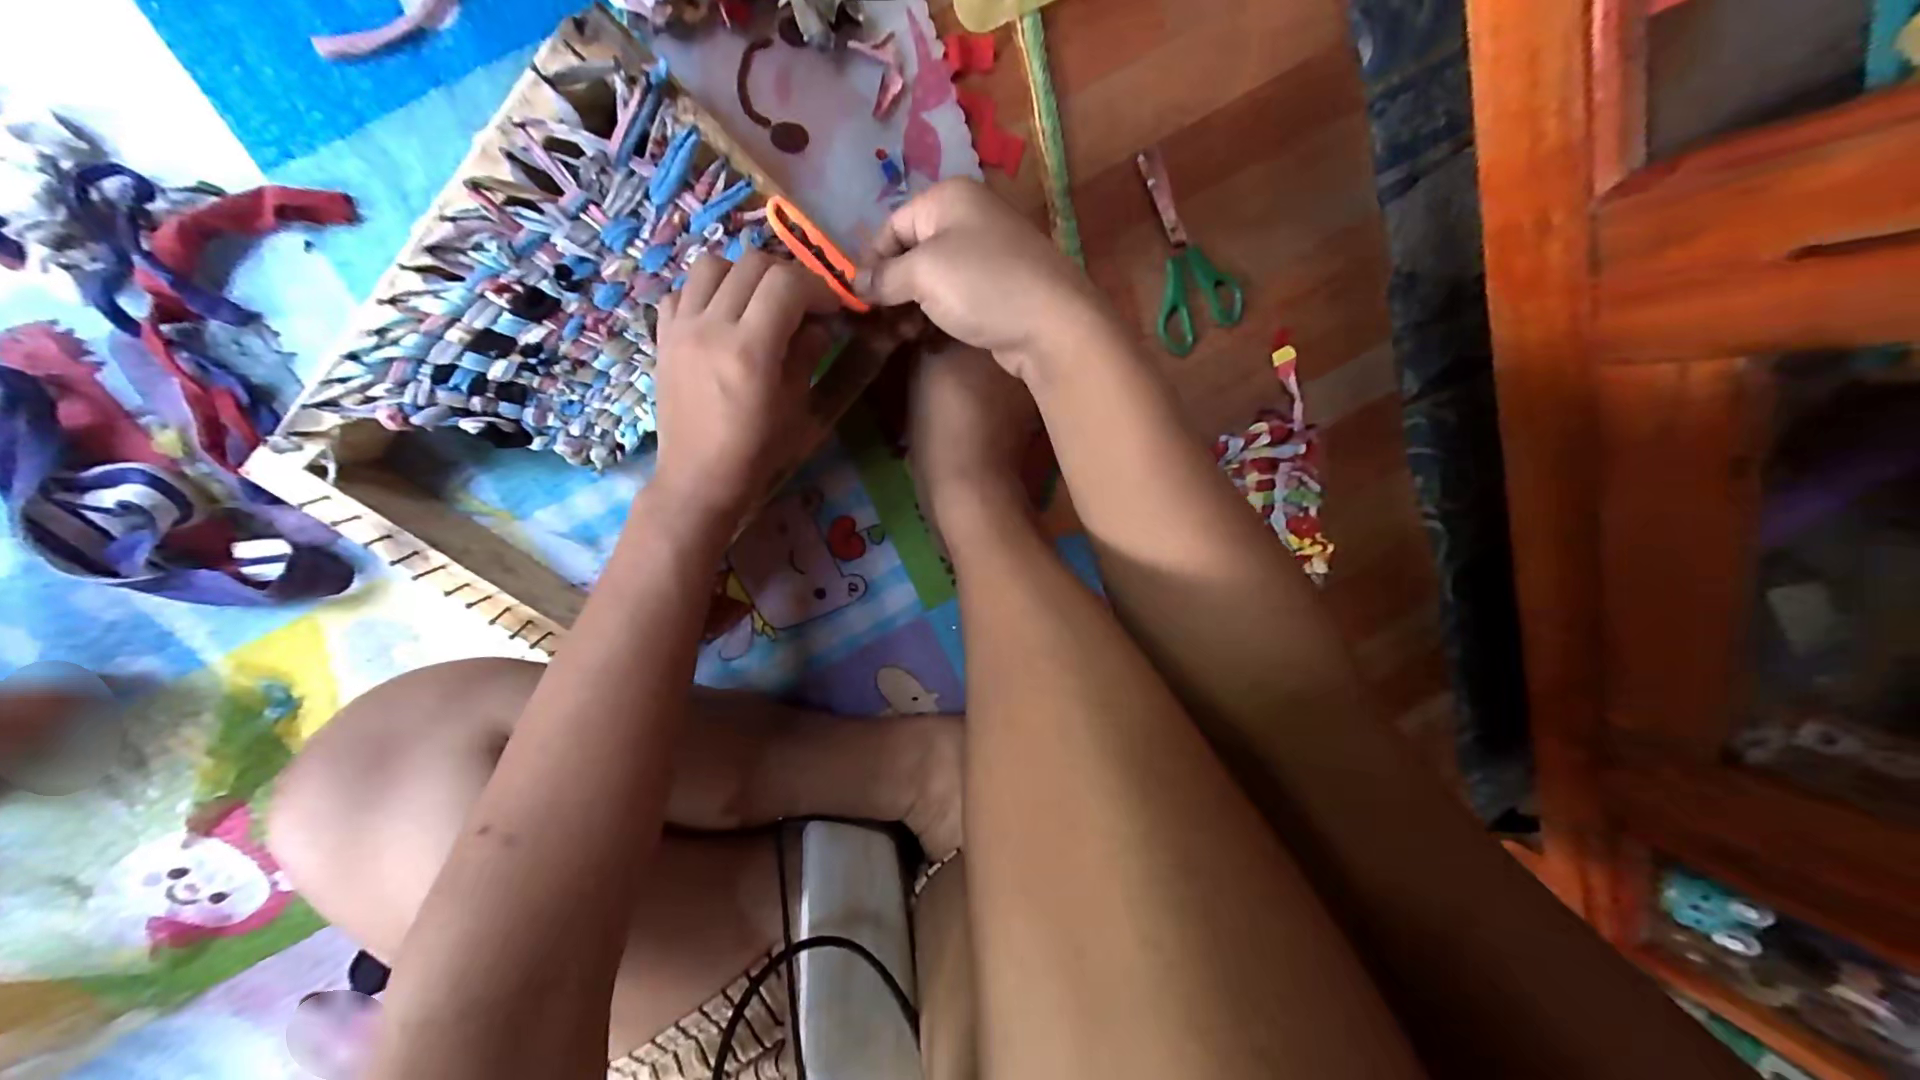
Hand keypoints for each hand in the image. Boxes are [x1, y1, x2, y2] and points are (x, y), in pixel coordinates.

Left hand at [650, 251, 836, 522]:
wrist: (699, 479)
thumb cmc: (758, 453)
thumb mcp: (799, 409)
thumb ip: (808, 355)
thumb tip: (818, 323)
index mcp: (750, 351)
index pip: (787, 284)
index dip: (818, 286)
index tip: (833, 306)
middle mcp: (711, 328)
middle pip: (752, 264)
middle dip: (787, 277)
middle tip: (803, 304)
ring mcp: (680, 330)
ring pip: (712, 264)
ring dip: (743, 274)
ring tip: (759, 302)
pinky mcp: (662, 337)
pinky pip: (682, 290)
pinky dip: (707, 292)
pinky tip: (723, 316)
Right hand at [858, 179, 1110, 379]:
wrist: (1052, 324)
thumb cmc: (982, 286)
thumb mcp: (923, 274)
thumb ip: (885, 276)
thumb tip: (857, 283)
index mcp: (948, 197)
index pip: (892, 225)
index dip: (872, 262)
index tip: (861, 300)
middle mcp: (968, 217)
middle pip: (912, 252)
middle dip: (892, 289)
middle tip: (884, 324)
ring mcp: (987, 254)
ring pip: (933, 278)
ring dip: (912, 307)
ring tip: (907, 334)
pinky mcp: (999, 288)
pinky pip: (955, 296)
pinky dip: (938, 314)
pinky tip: (930, 336)